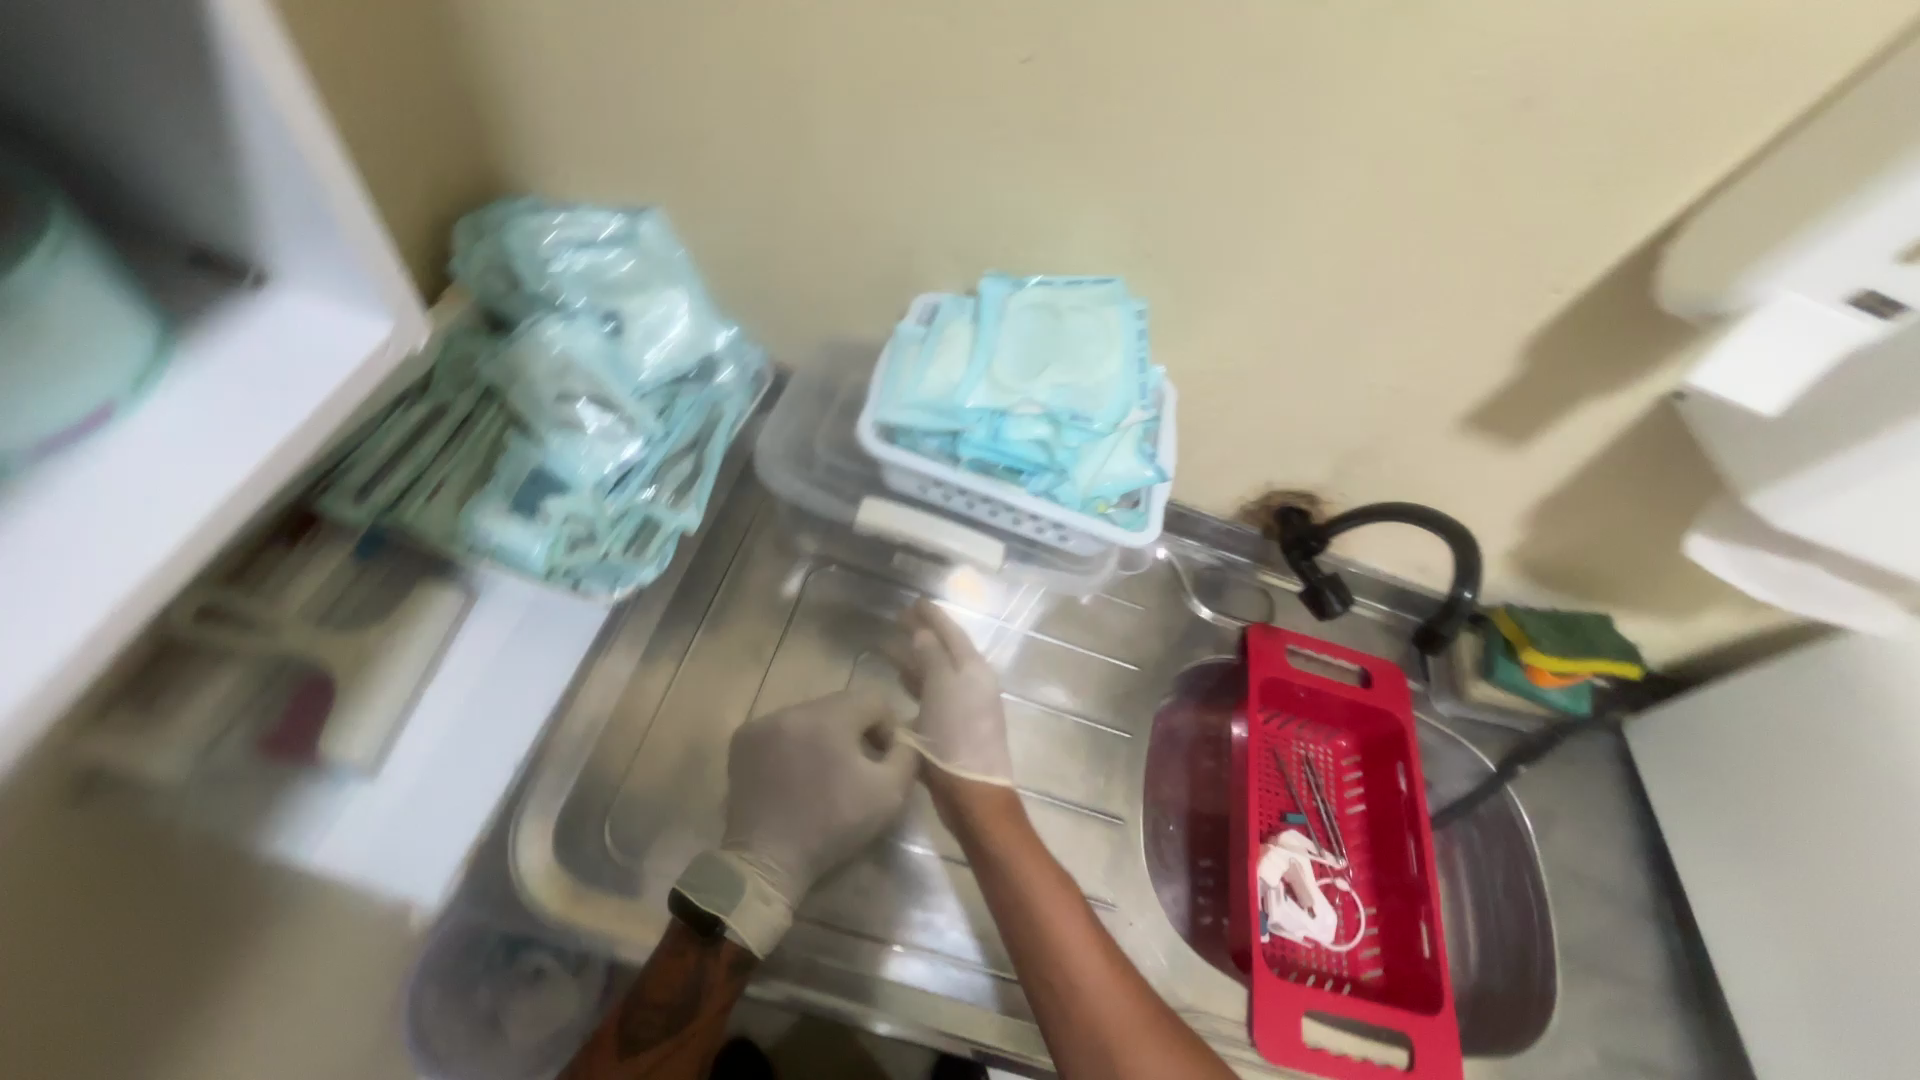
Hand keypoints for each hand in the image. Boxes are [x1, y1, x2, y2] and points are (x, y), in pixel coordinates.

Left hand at [716, 690, 917, 949]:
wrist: (767, 861)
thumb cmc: (833, 826)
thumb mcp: (889, 793)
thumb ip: (908, 754)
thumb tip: (905, 737)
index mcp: (830, 716)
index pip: (874, 699)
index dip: (888, 728)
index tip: (885, 761)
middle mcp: (793, 709)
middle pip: (839, 706)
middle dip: (855, 731)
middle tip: (858, 769)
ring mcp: (762, 723)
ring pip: (809, 717)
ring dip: (823, 737)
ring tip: (825, 774)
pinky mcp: (742, 741)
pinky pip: (781, 730)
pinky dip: (793, 745)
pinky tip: (795, 776)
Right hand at [894, 600, 1016, 826]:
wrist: (972, 793)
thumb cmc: (955, 736)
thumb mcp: (941, 688)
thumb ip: (932, 656)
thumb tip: (923, 631)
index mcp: (973, 669)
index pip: (951, 631)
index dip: (932, 615)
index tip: (913, 600)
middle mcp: (972, 683)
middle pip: (943, 650)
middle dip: (921, 634)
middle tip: (897, 618)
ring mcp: (964, 707)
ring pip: (935, 674)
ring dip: (915, 659)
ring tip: (888, 647)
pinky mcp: (953, 729)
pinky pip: (932, 696)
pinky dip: (916, 685)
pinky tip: (898, 685)